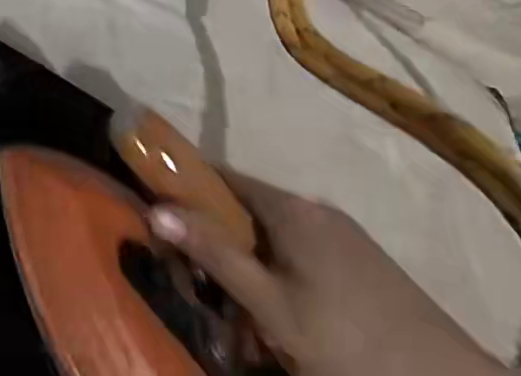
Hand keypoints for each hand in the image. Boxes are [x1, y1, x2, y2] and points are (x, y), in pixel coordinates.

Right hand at [150, 171, 508, 375]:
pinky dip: (282, 277)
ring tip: (246, 320)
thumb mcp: (272, 307)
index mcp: (291, 207)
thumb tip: (155, 208)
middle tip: (205, 290)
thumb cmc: (351, 344)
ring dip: (251, 268)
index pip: (220, 176)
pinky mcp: (365, 263)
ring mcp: (344, 235)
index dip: (187, 192)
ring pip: (275, 237)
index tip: (163, 220)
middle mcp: (315, 208)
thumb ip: (215, 253)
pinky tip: (286, 320)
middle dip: (220, 245)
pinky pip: (304, 254)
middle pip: (247, 210)